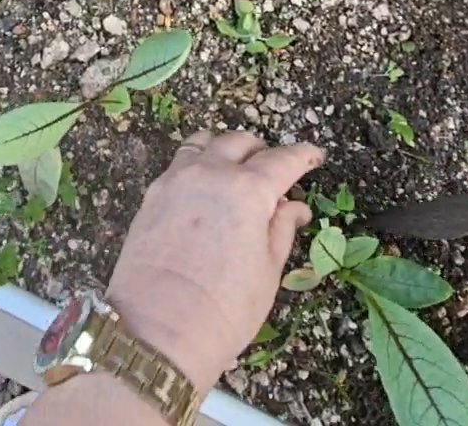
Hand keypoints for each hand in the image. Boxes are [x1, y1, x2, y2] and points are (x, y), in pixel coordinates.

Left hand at [105, 131, 324, 393]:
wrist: (159, 326)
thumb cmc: (225, 307)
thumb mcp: (268, 271)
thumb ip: (281, 228)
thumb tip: (294, 206)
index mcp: (248, 190)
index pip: (282, 160)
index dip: (302, 155)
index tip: (314, 155)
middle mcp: (211, 172)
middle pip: (240, 143)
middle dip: (261, 151)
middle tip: (273, 171)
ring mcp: (177, 177)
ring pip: (205, 142)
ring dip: (225, 149)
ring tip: (235, 169)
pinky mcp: (153, 191)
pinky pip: (180, 162)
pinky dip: (198, 163)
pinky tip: (204, 186)